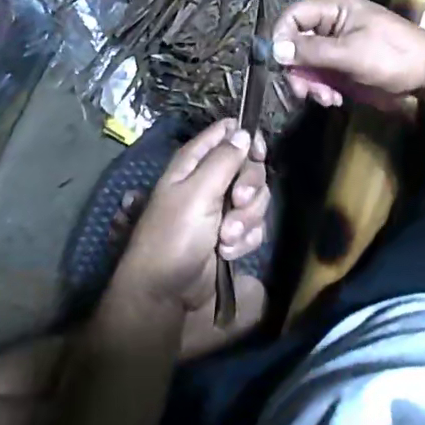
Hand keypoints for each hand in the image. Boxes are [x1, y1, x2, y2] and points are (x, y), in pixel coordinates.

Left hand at [111, 119, 268, 313]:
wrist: (167, 293)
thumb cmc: (173, 236)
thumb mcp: (197, 193)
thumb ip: (224, 160)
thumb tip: (244, 131)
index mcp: (196, 161)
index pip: (228, 132)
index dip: (246, 139)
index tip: (257, 154)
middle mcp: (211, 179)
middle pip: (250, 165)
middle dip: (249, 187)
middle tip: (236, 203)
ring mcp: (223, 207)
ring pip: (256, 198)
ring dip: (246, 220)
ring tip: (225, 238)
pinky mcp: (233, 234)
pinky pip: (255, 225)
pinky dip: (246, 239)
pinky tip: (228, 252)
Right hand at [271, 0, 424, 109]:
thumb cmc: (392, 56)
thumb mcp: (350, 53)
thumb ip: (311, 52)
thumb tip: (274, 50)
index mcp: (333, 8)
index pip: (293, 16)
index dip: (280, 38)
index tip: (278, 63)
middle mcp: (330, 24)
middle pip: (295, 43)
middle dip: (297, 69)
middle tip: (303, 91)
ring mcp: (336, 46)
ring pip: (305, 64)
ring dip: (309, 84)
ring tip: (325, 99)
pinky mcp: (342, 66)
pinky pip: (319, 77)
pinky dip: (321, 90)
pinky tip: (334, 101)